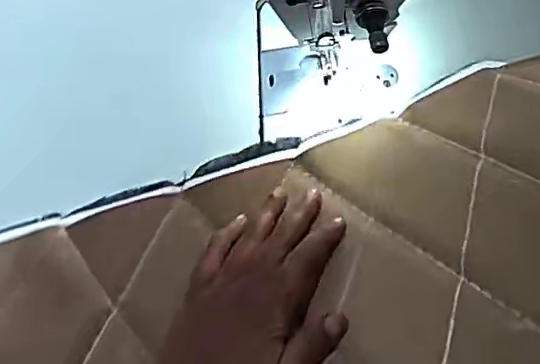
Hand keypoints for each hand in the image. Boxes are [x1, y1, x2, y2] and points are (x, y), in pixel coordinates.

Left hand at [159, 188, 349, 363]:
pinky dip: (228, 231)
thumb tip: (340, 317)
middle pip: (281, 237)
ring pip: (251, 234)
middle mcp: (251, 276)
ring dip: (268, 213)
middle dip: (299, 214)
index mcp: (276, 297)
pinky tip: (237, 221)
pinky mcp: (199, 285)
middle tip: (313, 192)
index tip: (339, 219)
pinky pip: (216, 248)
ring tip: (281, 192)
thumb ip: (311, 347)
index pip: (307, 259)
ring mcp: (223, 277)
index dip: (324, 238)